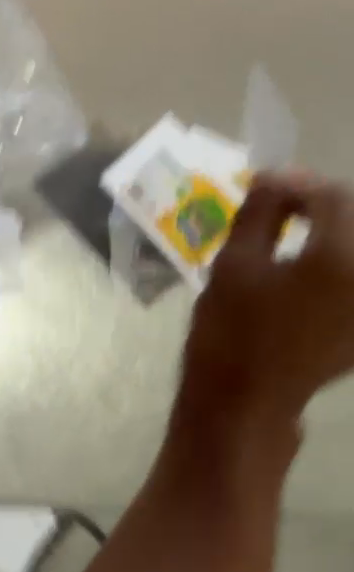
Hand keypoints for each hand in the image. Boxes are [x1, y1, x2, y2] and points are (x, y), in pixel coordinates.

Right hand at [180, 172, 353, 429]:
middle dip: (321, 204)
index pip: (332, 197)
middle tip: (277, 204)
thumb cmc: (229, 329)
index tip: (260, 182)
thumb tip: (272, 179)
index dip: (296, 184)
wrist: (248, 393)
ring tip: (294, 231)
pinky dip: (338, 258)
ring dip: (334, 229)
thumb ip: (258, 218)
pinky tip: (310, 264)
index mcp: (343, 254)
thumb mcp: (231, 269)